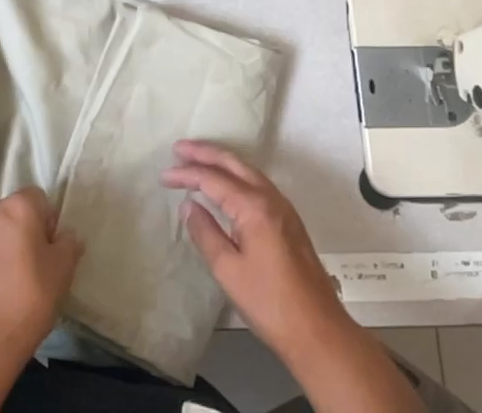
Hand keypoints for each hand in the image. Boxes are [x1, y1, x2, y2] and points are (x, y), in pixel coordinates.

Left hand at [0, 186, 84, 355]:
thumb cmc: (31, 294)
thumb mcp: (63, 270)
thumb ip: (69, 246)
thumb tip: (69, 237)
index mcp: (18, 208)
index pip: (38, 196)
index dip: (48, 218)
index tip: (52, 246)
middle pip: (14, 212)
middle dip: (26, 230)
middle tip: (37, 263)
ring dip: (6, 245)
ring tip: (15, 279)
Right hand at [161, 141, 348, 356]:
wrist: (319, 332)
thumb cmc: (269, 302)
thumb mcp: (228, 269)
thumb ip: (205, 233)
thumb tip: (189, 206)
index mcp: (254, 207)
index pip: (213, 179)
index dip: (186, 174)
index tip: (163, 177)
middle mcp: (272, 199)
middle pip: (234, 164)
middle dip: (205, 153)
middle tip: (178, 149)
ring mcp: (284, 209)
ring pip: (248, 172)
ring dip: (221, 163)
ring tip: (197, 161)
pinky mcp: (289, 222)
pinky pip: (258, 185)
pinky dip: (236, 176)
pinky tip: (225, 186)